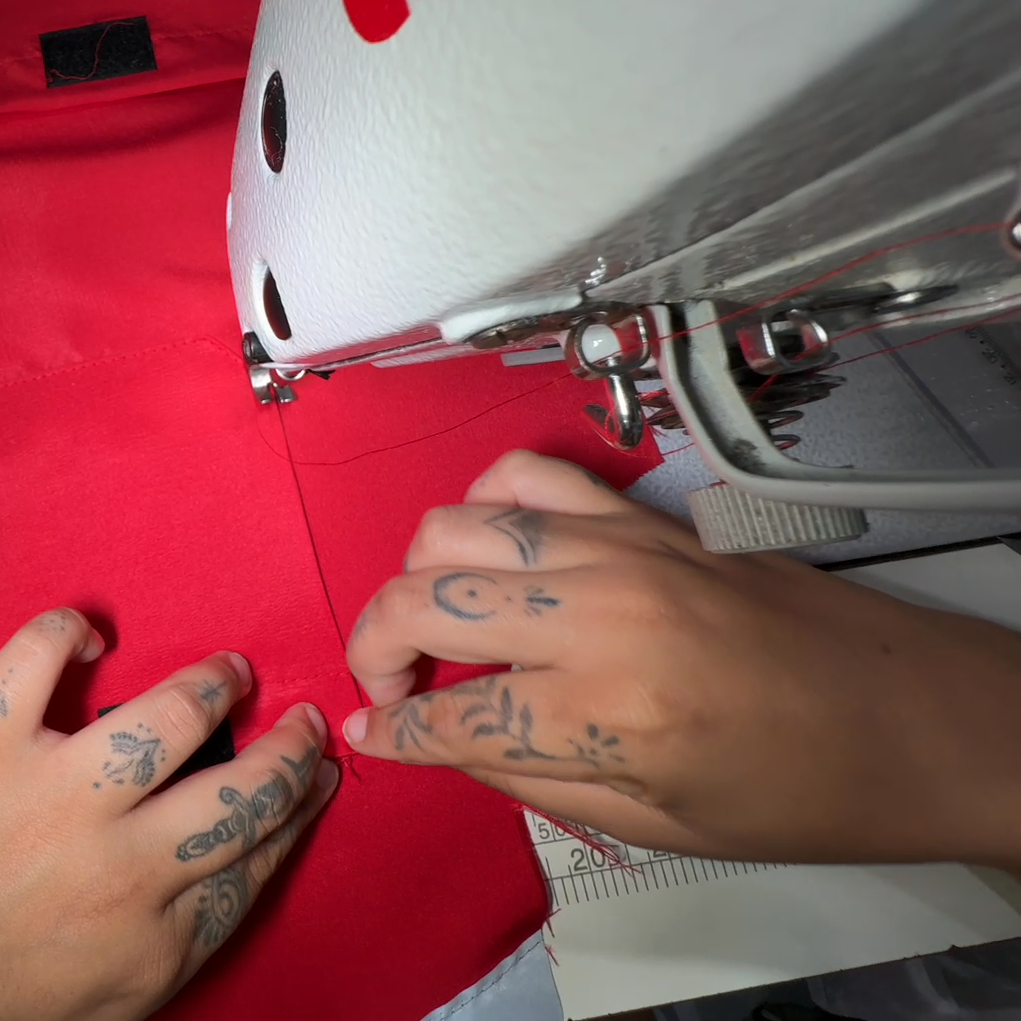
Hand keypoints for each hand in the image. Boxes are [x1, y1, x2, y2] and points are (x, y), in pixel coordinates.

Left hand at [0, 609, 337, 1019]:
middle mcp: (119, 865)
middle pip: (242, 794)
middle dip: (289, 753)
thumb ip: (169, 936)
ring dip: (211, 684)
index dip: (296, 814)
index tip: (314, 779)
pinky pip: (36, 657)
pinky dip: (66, 629)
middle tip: (302, 720)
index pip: (257, 859)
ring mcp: (51, 794)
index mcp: (152, 938)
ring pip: (168, 714)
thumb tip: (220, 864)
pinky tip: (88, 634)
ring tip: (227, 670)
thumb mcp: (102, 999)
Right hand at [338, 450, 1020, 865]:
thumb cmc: (801, 789)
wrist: (928, 718)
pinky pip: (518, 475)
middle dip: (372, 650)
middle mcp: (600, 616)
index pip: (449, 717)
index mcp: (611, 714)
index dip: (391, 730)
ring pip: (447, 532)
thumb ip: (514, 774)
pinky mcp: (633, 515)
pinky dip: (479, 504)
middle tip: (386, 679)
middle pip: (420, 606)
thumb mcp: (652, 822)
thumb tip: (420, 740)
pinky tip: (487, 549)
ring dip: (413, 580)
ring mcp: (615, 548)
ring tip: (432, 616)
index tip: (368, 730)